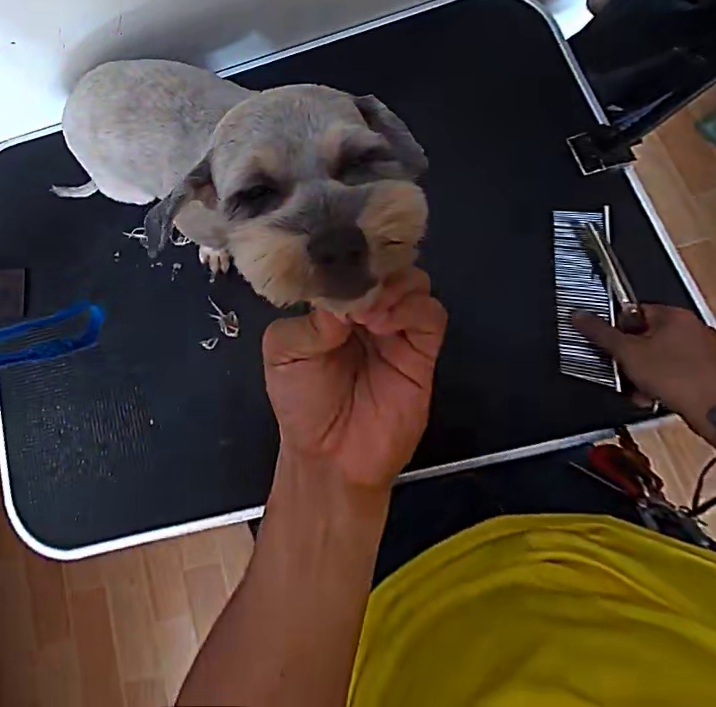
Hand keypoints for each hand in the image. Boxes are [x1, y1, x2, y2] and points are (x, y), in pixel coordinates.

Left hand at [262, 268, 446, 490]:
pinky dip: (412, 309)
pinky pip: (432, 314)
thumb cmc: (301, 402)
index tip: (337, 263)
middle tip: (356, 290)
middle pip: (388, 264)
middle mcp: (370, 308)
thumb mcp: (284, 353)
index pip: (351, 262)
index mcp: (337, 302)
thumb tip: (342, 296)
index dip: (347, 257)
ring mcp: (399, 327)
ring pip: (414, 281)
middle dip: (374, 269)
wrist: (331, 458)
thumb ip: (309, 320)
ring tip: (368, 313)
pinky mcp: (423, 351)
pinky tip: (385, 325)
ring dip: (394, 287)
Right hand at [571, 305, 715, 437]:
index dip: (620, 331)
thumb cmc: (676, 379)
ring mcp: (706, 349)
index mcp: (674, 314)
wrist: (715, 413)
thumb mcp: (628, 354)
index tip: (615, 349)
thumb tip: (580, 316)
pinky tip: (657, 396)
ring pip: (664, 355)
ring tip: (640, 390)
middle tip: (626, 372)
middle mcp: (694, 326)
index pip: (636, 312)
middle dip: (634, 357)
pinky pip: (680, 369)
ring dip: (647, 372)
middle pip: (649, 335)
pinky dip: (666, 381)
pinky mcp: (713, 371)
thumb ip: (601, 334)